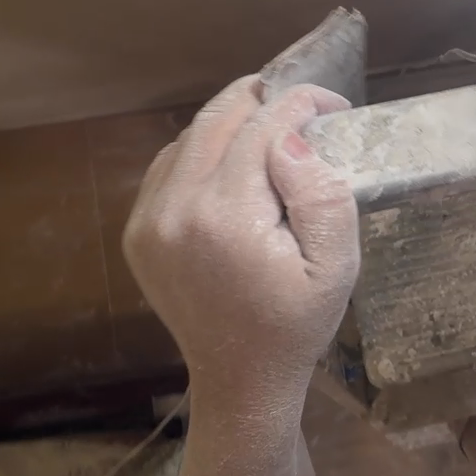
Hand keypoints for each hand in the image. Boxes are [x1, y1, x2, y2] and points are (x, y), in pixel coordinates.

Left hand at [122, 77, 359, 407]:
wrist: (240, 378)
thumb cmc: (298, 322)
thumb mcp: (337, 265)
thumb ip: (321, 196)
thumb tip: (290, 140)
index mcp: (228, 215)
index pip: (263, 127)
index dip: (302, 102)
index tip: (332, 104)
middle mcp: (177, 208)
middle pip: (218, 118)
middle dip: (262, 97)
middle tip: (301, 102)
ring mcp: (149, 219)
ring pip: (191, 136)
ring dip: (232, 121)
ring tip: (271, 129)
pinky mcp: (139, 231)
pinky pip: (170, 164)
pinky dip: (203, 148)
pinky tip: (232, 162)